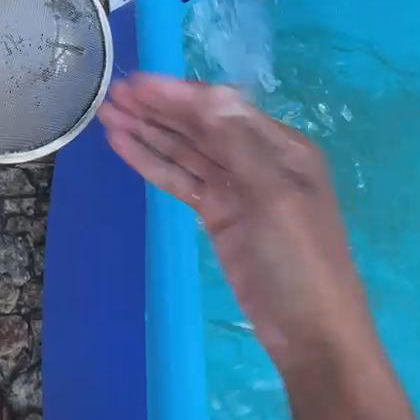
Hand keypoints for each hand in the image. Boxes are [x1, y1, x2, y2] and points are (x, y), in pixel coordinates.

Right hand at [99, 74, 374, 369]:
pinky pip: (180, 179)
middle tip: (112, 94)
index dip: (176, 94)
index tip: (136, 83)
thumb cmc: (301, 259)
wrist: (312, 335)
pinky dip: (152, 162)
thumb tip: (207, 93)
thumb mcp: (275, 195)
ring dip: (148, 131)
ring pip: (184, 151)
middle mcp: (256, 159)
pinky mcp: (217, 214)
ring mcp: (235, 188)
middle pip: (198, 126)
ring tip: (107, 115)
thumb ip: (237, 142)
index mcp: (280, 146)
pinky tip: (124, 146)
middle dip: (157, 109)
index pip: (219, 109)